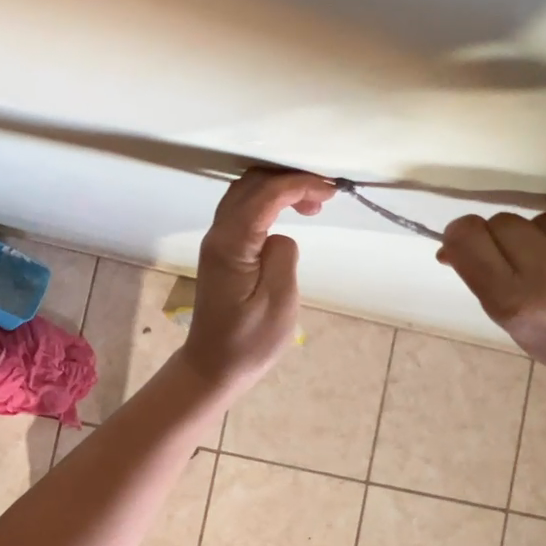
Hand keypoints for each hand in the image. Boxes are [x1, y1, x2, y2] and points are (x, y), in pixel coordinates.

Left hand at [180, 169, 335, 388]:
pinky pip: (242, 211)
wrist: (213, 364)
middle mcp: (218, 235)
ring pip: (245, 194)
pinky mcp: (221, 250)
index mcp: (231, 244)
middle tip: (324, 196)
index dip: (299, 184)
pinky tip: (289, 216)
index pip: (265, 195)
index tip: (331, 190)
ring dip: (278, 189)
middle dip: (289, 180)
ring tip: (312, 205)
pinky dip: (267, 203)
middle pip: (251, 185)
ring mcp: (216, 241)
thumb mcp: (277, 302)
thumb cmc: (248, 341)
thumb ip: (281, 257)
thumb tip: (279, 234)